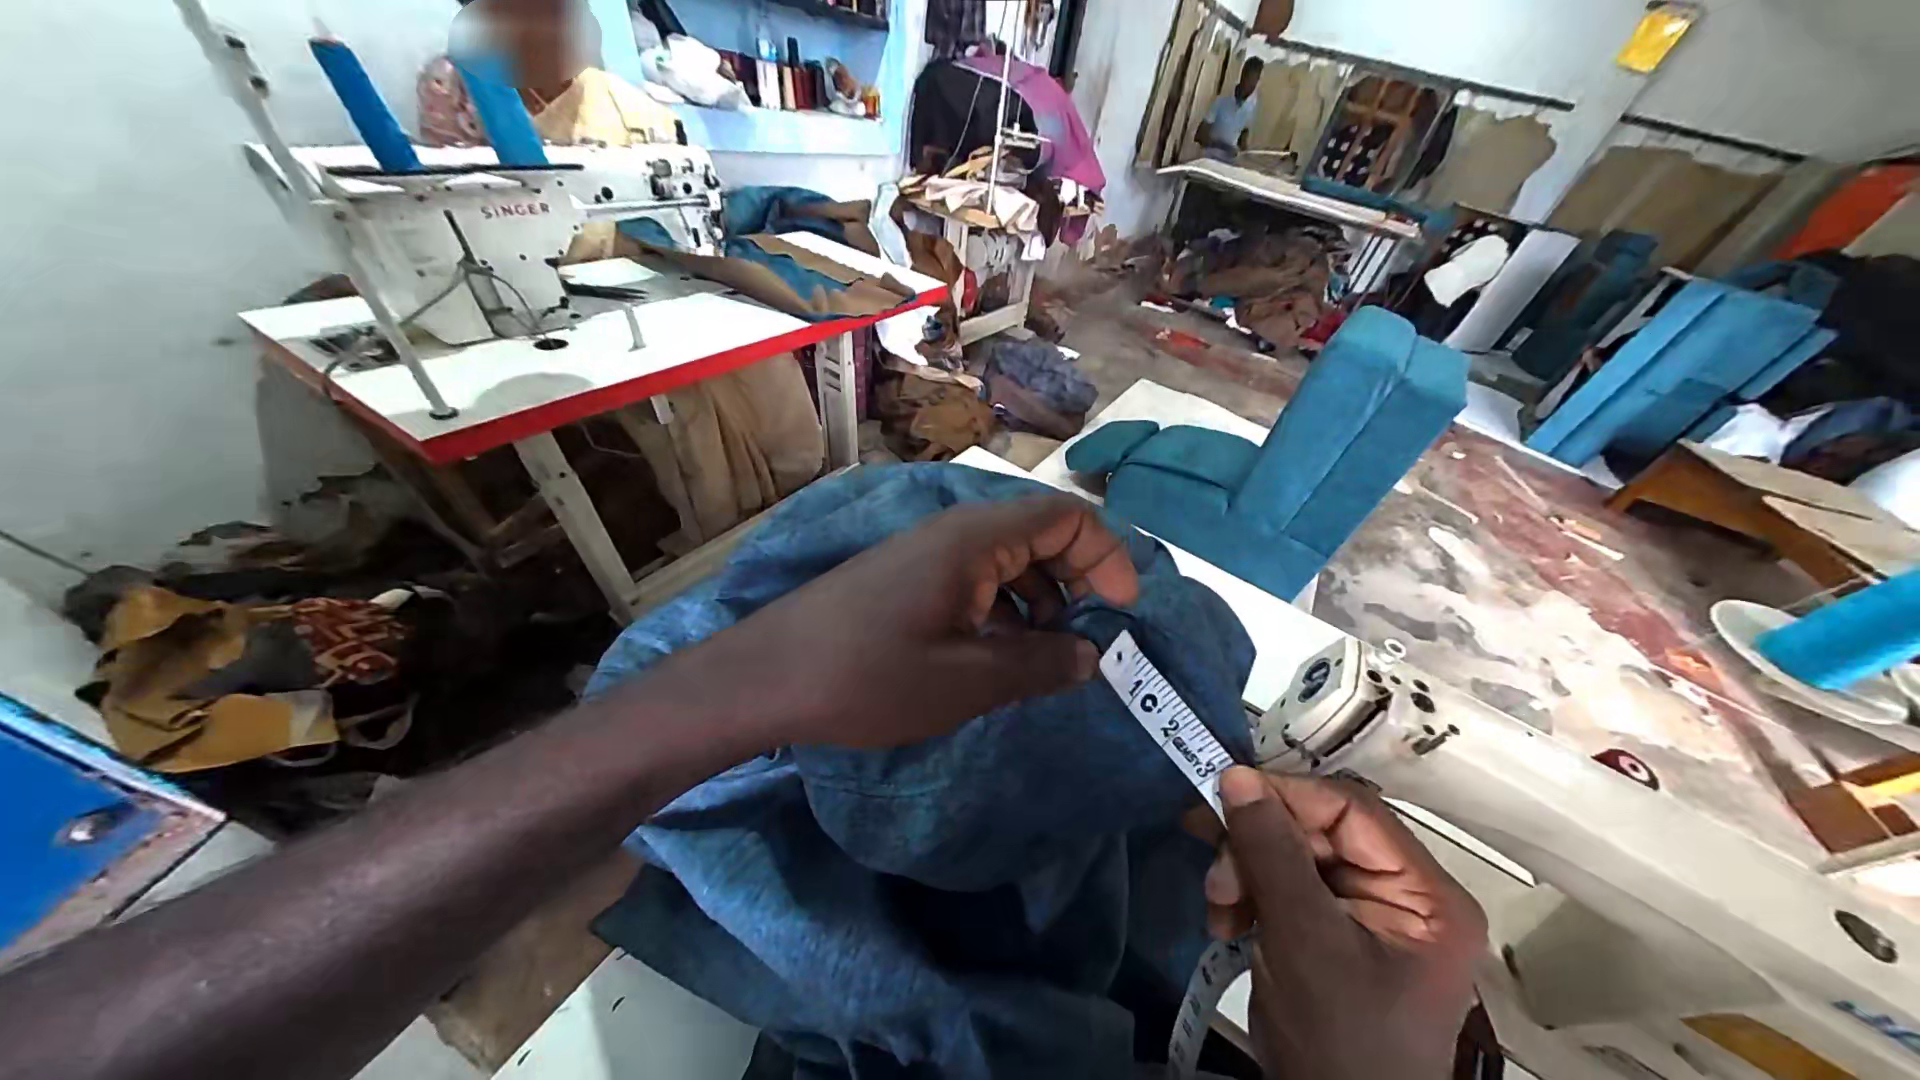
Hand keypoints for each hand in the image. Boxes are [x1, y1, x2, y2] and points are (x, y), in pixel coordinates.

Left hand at [664, 495, 1138, 750]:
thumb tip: (1090, 656)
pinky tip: (996, 656)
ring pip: (1006, 562)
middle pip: (1038, 535)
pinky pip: (973, 581)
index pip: (1065, 518)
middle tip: (1088, 640)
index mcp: (975, 540)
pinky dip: (1001, 611)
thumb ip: (1038, 664)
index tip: (1123, 611)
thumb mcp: (966, 680)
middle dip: (1075, 582)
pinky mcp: (905, 579)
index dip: (1106, 556)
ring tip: (1045, 657)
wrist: (764, 677)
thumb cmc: (868, 676)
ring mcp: (925, 554)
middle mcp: (953, 533)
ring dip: (1038, 602)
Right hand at [1204, 768, 1485, 1078]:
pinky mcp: (1324, 922)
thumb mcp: (1303, 939)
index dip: (1285, 795)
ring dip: (1242, 871)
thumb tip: (1236, 774)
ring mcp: (1359, 906)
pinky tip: (1227, 923)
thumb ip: (1270, 851)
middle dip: (1254, 847)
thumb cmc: (1338, 1037)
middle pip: (1311, 829)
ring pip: (1286, 850)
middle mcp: (1397, 889)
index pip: (1349, 809)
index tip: (1224, 797)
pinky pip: (1277, 879)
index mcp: (1423, 892)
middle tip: (1215, 874)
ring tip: (1218, 908)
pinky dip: (1244, 893)